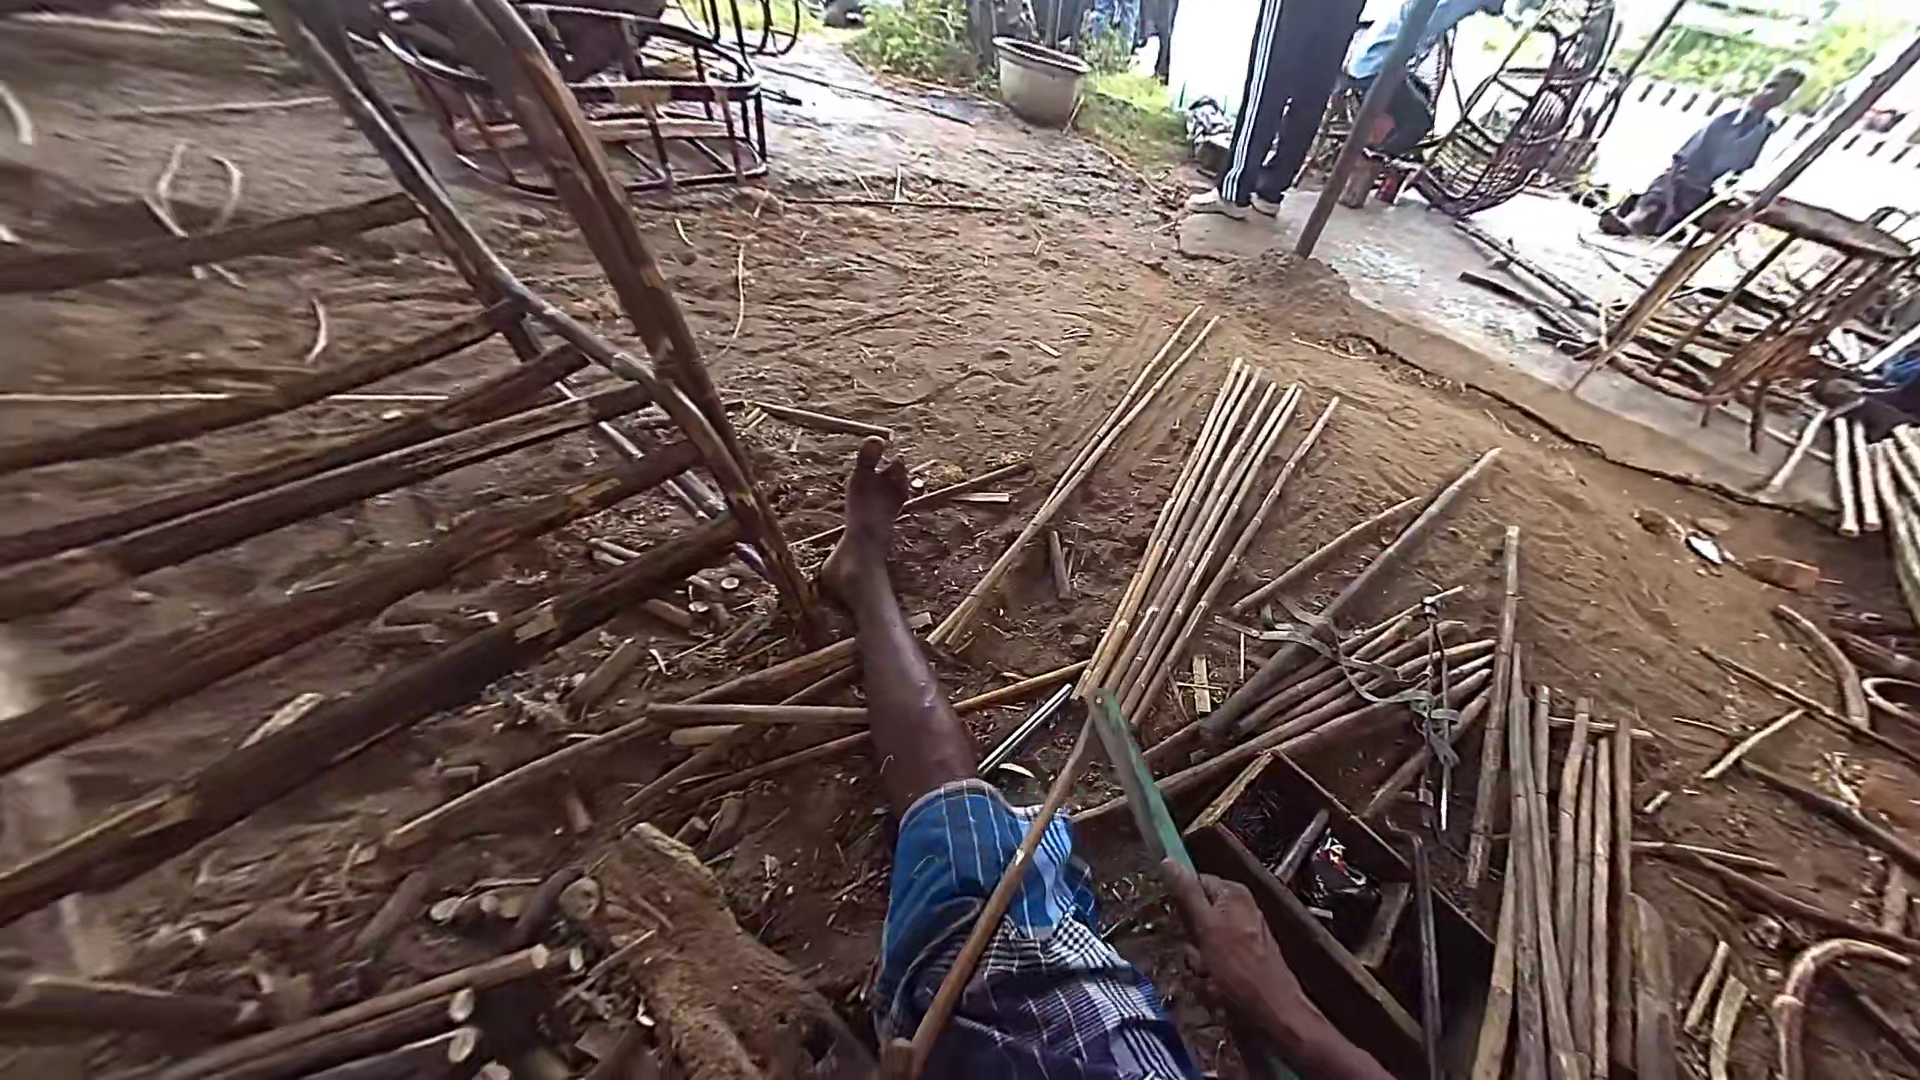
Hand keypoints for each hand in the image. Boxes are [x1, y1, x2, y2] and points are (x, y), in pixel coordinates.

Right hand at [1162, 861, 1306, 1015]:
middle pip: (1199, 912)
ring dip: (1200, 958)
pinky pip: (1219, 957)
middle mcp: (1242, 907)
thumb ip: (1186, 893)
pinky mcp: (1249, 957)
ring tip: (1208, 975)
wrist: (1278, 1016)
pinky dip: (1214, 971)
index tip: (1178, 923)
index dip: (1182, 902)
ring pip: (1206, 938)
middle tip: (1197, 956)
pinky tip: (1217, 986)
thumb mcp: (1205, 927)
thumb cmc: (1239, 969)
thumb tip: (1168, 861)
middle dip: (1192, 936)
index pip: (1194, 883)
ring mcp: (1247, 933)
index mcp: (1233, 892)